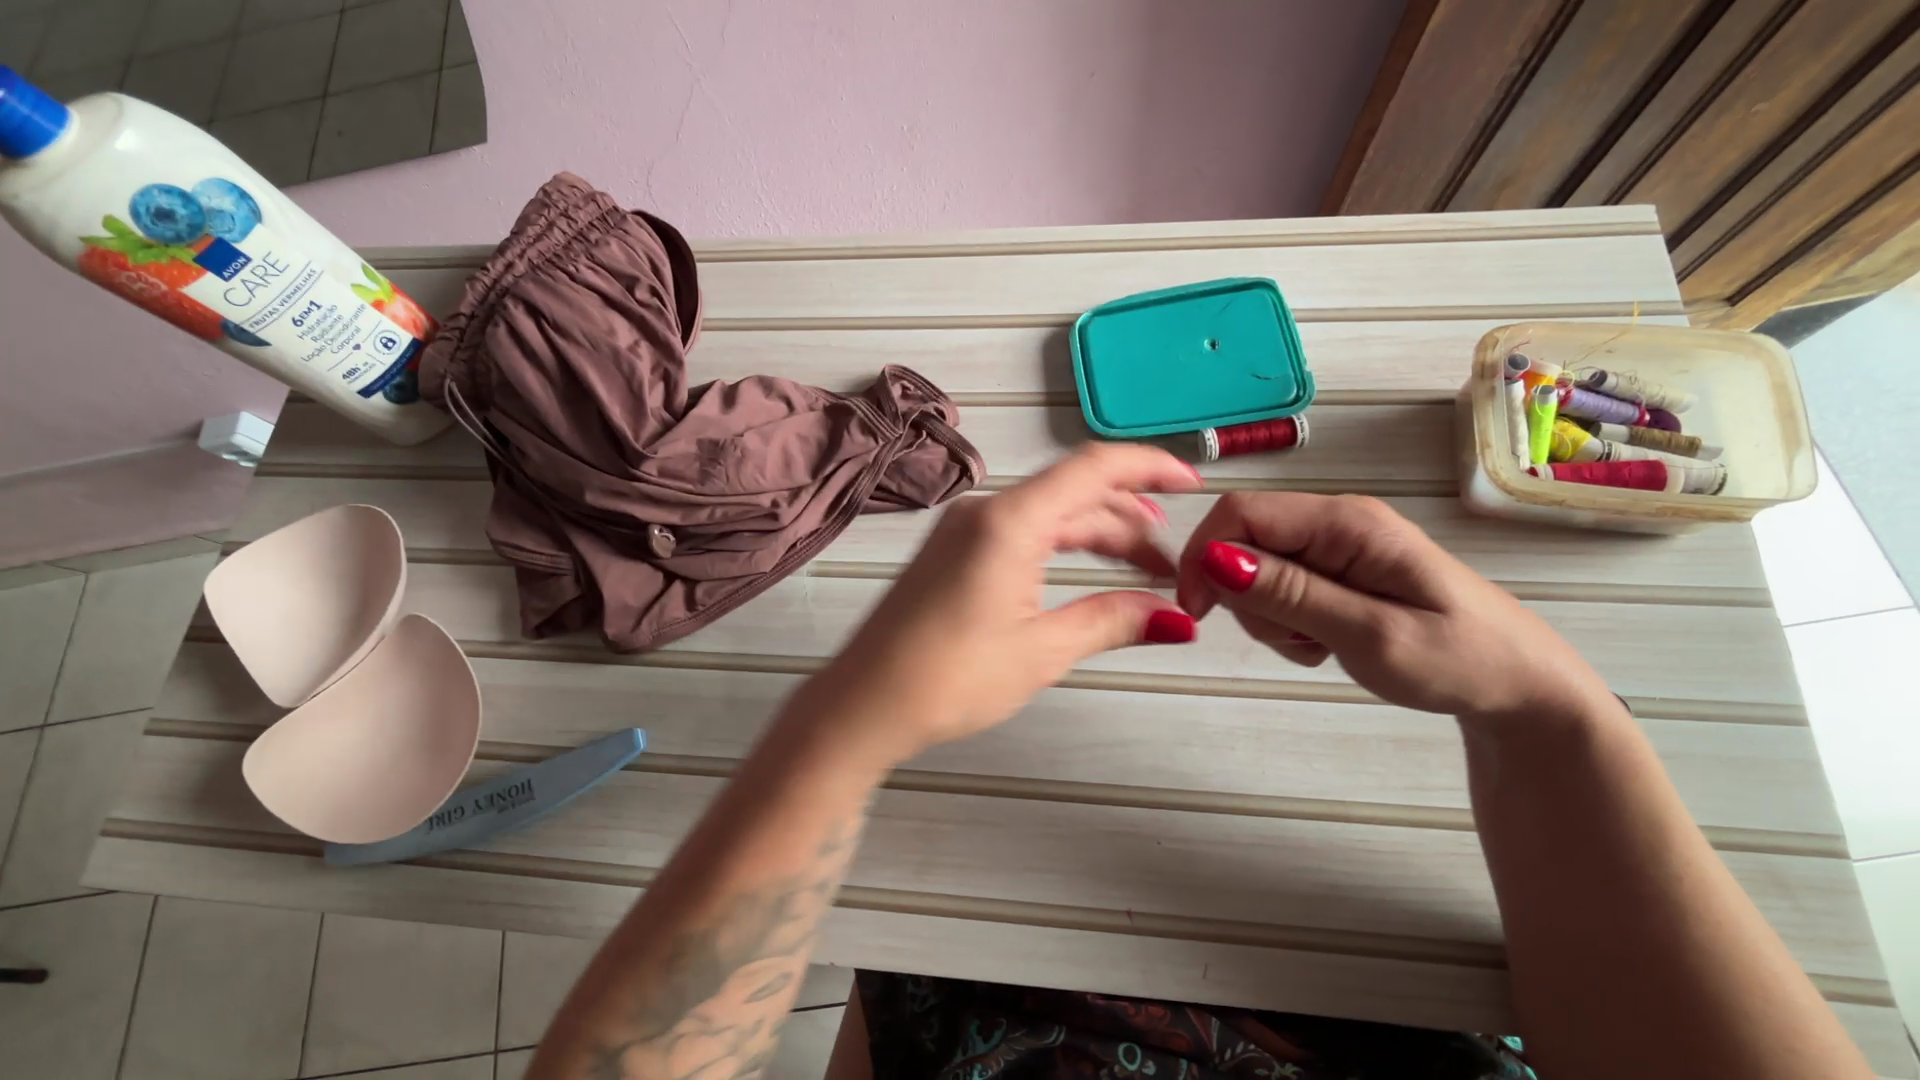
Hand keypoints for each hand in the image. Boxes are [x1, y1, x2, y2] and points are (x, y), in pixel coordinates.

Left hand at [795, 444, 1205, 765]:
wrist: (863, 703)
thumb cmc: (944, 678)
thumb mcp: (1041, 651)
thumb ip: (1111, 621)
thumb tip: (1173, 617)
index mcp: (1009, 521)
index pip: (1093, 467)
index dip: (1149, 466)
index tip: (1193, 483)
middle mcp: (985, 512)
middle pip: (1075, 494)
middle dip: (1130, 522)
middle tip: (1172, 565)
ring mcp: (964, 530)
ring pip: (1049, 515)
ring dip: (1098, 537)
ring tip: (1143, 573)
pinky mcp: (952, 552)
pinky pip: (1022, 533)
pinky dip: (1061, 548)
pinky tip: (1086, 576)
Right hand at [1174, 493, 1617, 728]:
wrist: (1520, 688)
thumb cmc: (1460, 660)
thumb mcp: (1371, 635)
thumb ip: (1291, 594)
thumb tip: (1214, 558)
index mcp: (1346, 522)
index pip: (1240, 512)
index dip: (1203, 555)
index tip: (1198, 613)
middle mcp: (1335, 523)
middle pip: (1242, 542)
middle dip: (1243, 597)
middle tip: (1295, 641)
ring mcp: (1336, 548)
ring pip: (1255, 572)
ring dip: (1268, 617)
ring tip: (1321, 646)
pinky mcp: (1337, 572)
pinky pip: (1279, 590)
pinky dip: (1286, 624)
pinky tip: (1326, 644)